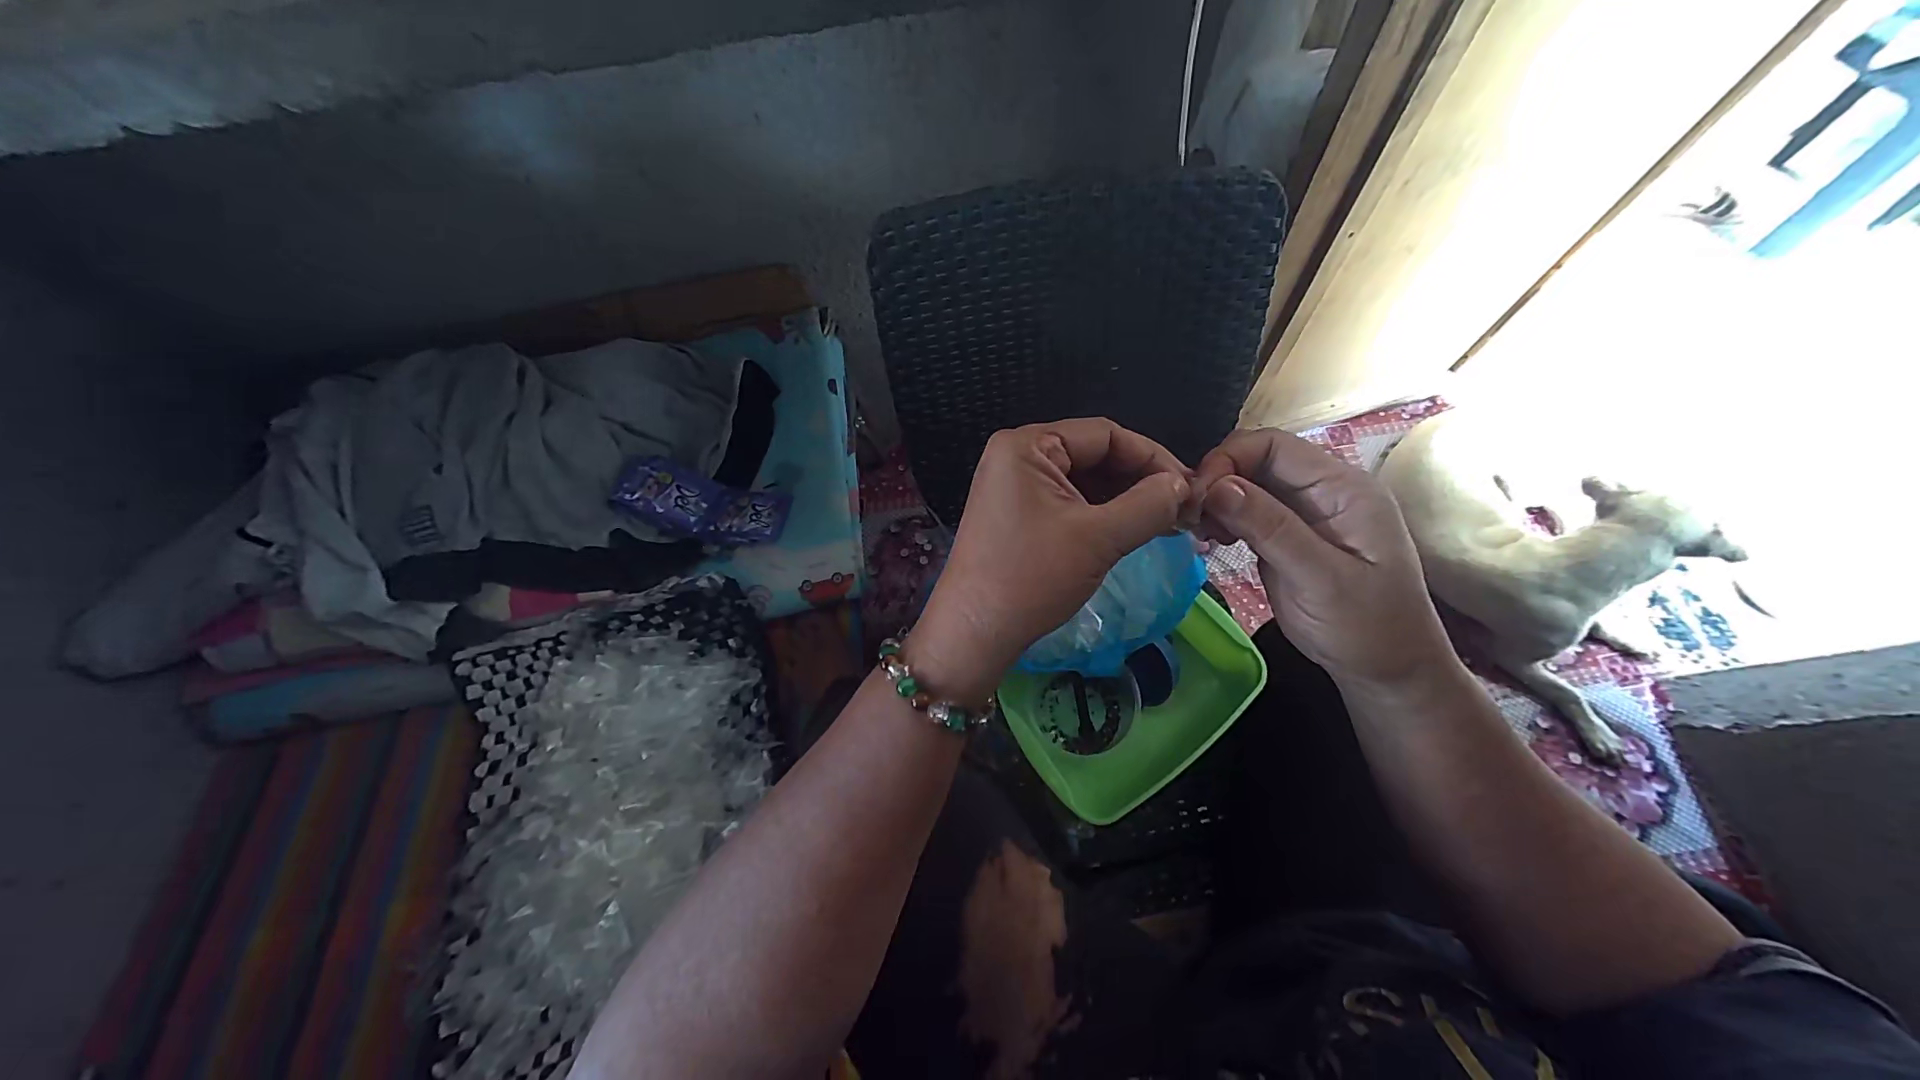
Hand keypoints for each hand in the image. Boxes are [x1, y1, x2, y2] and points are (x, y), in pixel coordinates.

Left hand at [909, 419, 1197, 704]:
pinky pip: (1070, 504)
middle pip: (1095, 456)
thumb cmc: (1032, 578)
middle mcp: (1017, 457)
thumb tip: (1187, 485)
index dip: (1153, 458)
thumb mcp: (1098, 538)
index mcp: (1027, 445)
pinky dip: (1104, 516)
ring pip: (1086, 482)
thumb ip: (1149, 504)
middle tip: (1185, 510)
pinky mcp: (1018, 516)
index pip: (1105, 435)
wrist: (976, 633)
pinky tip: (1135, 531)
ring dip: (1127, 501)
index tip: (1191, 487)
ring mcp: (1015, 487)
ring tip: (1169, 524)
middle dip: (1141, 482)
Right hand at [1195, 428, 1455, 687]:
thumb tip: (1216, 486)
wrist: (1386, 669)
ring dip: (1216, 501)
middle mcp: (1322, 490)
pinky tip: (1211, 540)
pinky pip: (1246, 511)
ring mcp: (1304, 513)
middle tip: (1190, 518)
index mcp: (1343, 488)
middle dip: (1217, 480)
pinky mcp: (1286, 535)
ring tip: (1199, 532)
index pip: (1274, 445)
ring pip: (1246, 484)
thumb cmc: (1365, 625)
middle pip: (1256, 460)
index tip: (1198, 497)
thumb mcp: (1320, 577)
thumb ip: (1271, 528)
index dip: (1229, 460)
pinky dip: (1222, 519)